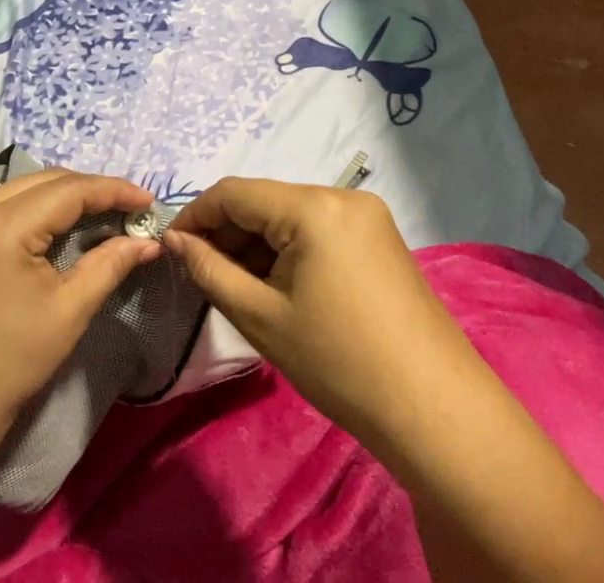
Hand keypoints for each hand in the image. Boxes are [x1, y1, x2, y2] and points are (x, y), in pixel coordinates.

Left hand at [0, 169, 160, 463]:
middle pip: (46, 181)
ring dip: (67, 196)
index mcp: (2, 225)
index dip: (113, 190)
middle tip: (132, 210)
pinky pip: (8, 203)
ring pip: (26, 188)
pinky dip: (41, 207)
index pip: (68, 190)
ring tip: (106, 214)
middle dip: (92, 190)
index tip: (150, 202)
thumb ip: (109, 265)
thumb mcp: (68, 311)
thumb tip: (148, 241)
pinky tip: (66, 224)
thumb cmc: (9, 360)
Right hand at [162, 178, 466, 437]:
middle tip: (200, 275)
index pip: (233, 193)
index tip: (169, 249)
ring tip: (235, 288)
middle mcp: (342, 197)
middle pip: (263, 202)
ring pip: (288, 217)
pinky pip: (316, 231)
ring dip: (254, 245)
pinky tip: (274, 288)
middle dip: (225, 233)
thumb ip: (207, 268)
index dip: (194, 216)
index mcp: (313, 207)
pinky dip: (286, 251)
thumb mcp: (258, 315)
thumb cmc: (337, 361)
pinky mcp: (379, 241)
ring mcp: (367, 218)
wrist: (433, 409)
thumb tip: (174, 240)